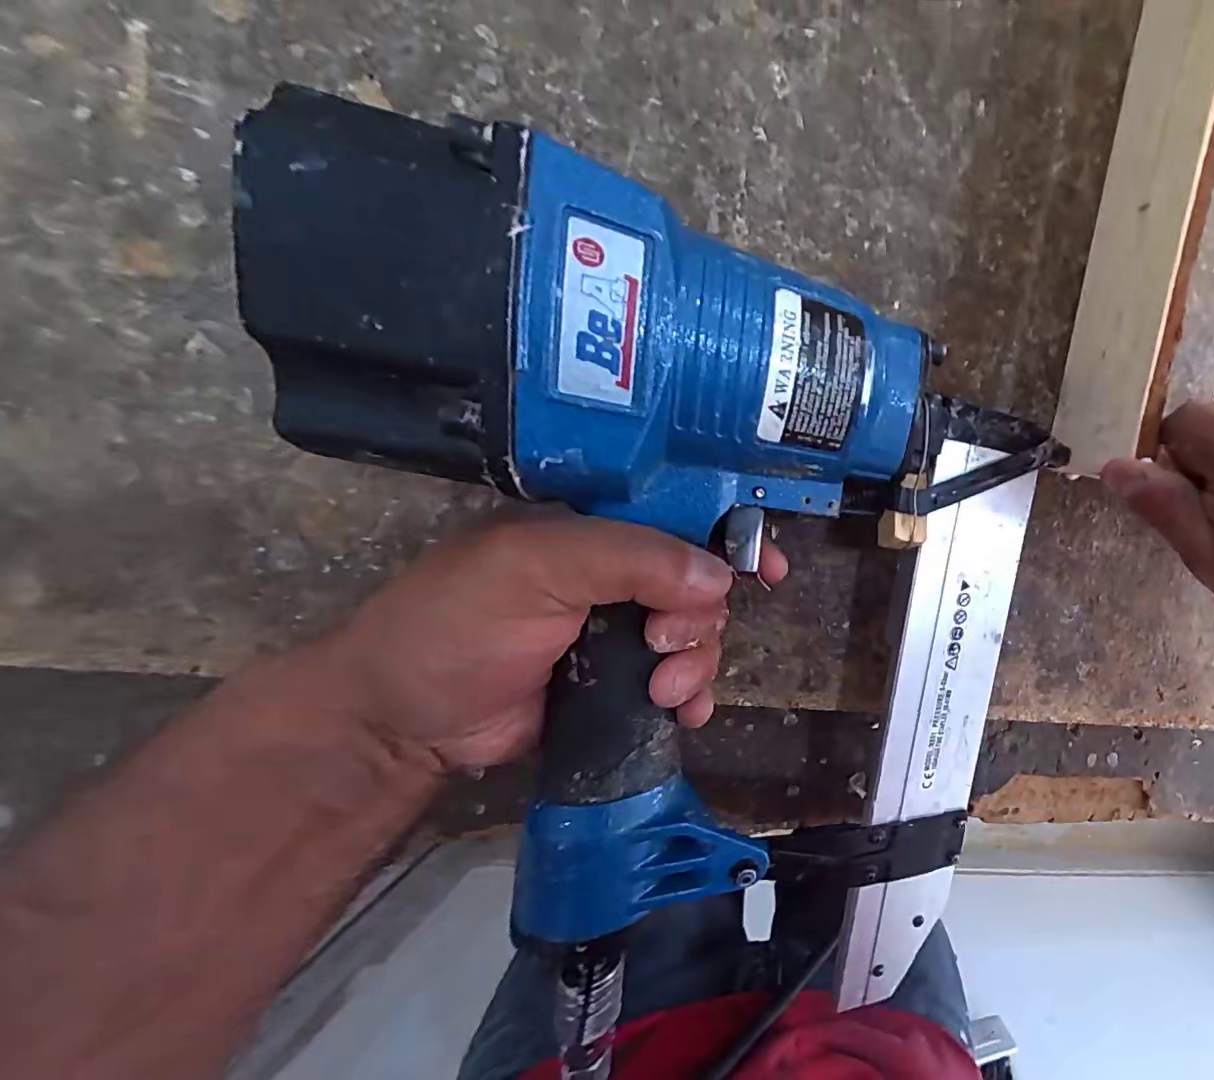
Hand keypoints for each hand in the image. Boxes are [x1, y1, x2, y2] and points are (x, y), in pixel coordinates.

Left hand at [310, 508, 788, 771]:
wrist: (401, 725)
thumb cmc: (455, 625)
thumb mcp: (534, 568)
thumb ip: (629, 559)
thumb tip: (719, 578)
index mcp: (602, 533)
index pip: (684, 519)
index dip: (731, 538)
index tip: (768, 569)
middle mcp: (623, 578)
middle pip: (705, 585)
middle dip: (702, 619)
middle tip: (664, 643)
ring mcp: (626, 633)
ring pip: (702, 638)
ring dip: (697, 665)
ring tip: (662, 693)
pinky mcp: (625, 685)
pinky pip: (686, 684)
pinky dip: (695, 699)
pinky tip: (684, 715)